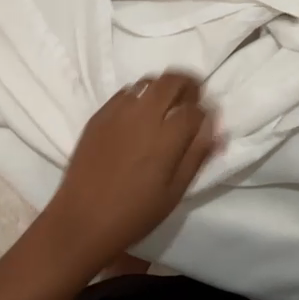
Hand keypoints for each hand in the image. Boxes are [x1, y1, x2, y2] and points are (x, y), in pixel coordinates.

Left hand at [40, 72, 218, 268]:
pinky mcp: (100, 114)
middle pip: (172, 81)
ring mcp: (118, 111)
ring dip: (163, 87)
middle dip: (188, 85)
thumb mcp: (174, 192)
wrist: (83, 218)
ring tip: (166, 105)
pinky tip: (138, 115)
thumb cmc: (134, 213)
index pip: (195, 109)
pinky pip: (125, 93)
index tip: (206, 120)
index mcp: (166, 136)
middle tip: (191, 98)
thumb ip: (196, 156)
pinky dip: (138, 96)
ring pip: (148, 82)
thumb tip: (216, 129)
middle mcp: (144, 114)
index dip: (205, 111)